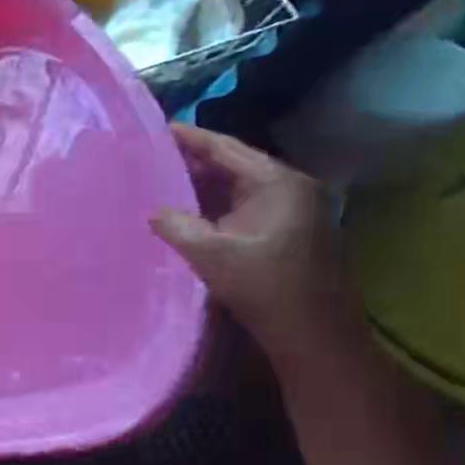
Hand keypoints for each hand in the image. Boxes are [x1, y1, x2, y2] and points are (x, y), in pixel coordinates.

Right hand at [151, 124, 350, 347]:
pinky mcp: (288, 230)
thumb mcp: (209, 254)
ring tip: (160, 178)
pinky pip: (244, 204)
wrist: (315, 336)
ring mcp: (294, 209)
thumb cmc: (266, 288)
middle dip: (192, 160)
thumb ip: (175, 224)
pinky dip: (214, 203)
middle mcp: (291, 187)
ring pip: (238, 185)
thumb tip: (153, 209)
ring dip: (202, 184)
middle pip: (233, 163)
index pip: (226, 148)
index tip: (156, 129)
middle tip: (150, 155)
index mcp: (278, 182)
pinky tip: (186, 209)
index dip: (189, 138)